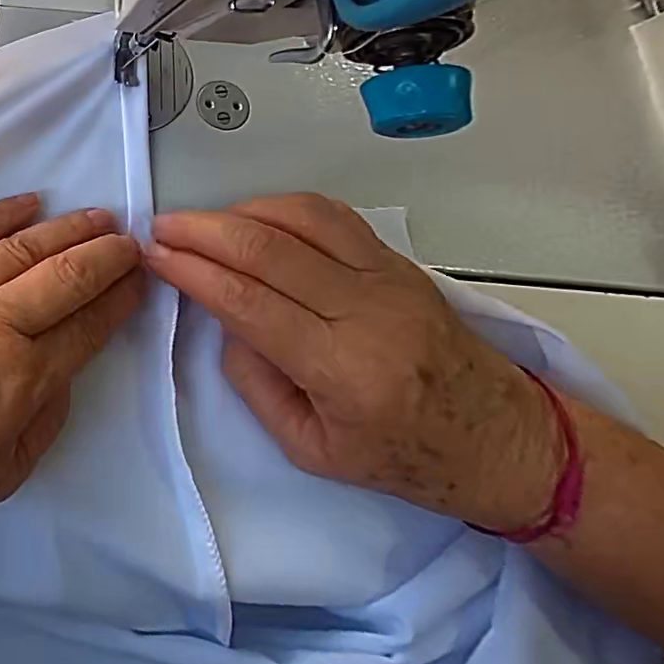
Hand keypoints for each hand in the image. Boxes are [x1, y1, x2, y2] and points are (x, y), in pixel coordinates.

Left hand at [0, 194, 144, 556]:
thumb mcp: (4, 473)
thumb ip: (45, 417)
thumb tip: (58, 367)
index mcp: (23, 378)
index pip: (88, 326)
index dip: (120, 300)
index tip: (139, 282)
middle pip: (66, 276)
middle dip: (107, 255)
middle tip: (131, 241)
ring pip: (23, 247)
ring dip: (67, 228)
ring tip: (98, 217)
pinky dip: (2, 214)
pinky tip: (30, 203)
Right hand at [143, 193, 561, 530]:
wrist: (510, 445)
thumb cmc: (403, 456)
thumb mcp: (308, 446)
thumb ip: (254, 380)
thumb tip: (224, 318)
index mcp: (342, 370)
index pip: (247, 301)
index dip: (191, 271)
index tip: (153, 255)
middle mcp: (368, 315)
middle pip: (267, 250)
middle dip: (200, 230)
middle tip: (159, 227)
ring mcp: (390, 281)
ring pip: (302, 218)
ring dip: (237, 211)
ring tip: (199, 223)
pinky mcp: (399, 264)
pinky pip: (331, 216)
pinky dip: (279, 206)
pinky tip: (250, 217)